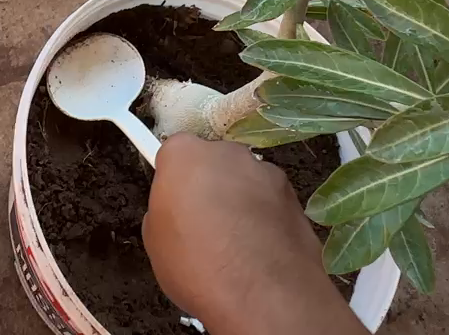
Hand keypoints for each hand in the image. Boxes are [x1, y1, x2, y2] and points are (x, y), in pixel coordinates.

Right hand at [144, 136, 366, 334]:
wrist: (263, 296)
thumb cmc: (198, 266)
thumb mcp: (155, 241)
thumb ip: (164, 210)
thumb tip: (178, 212)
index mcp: (183, 154)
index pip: (173, 154)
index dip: (174, 181)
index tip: (176, 205)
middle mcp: (224, 152)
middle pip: (212, 163)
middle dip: (209, 186)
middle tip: (204, 226)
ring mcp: (262, 170)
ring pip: (244, 181)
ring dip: (240, 201)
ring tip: (237, 245)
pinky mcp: (292, 194)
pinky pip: (270, 201)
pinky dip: (266, 218)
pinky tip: (262, 251)